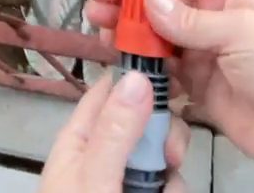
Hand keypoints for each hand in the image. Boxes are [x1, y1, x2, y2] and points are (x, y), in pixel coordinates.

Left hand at [39, 69, 190, 192]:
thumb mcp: (94, 180)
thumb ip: (115, 132)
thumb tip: (139, 75)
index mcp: (79, 142)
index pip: (108, 92)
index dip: (137, 77)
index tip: (174, 72)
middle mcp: (104, 160)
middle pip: (144, 125)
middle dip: (165, 137)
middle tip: (171, 158)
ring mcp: (125, 188)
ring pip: (163, 164)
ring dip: (172, 179)